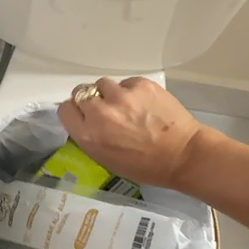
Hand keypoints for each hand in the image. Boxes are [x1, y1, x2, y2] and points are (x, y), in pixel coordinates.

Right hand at [57, 77, 208, 189]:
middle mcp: (99, 112)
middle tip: (106, 110)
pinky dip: (132, 91)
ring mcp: (121, 95)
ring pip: (103, 84)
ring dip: (110, 93)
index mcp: (88, 135)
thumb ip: (90, 136)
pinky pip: (127, 83)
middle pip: (81, 92)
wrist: (182, 155)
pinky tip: (145, 104)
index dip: (74, 111)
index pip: (65, 109)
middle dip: (91, 100)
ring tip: (126, 105)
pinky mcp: (141, 85)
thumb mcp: (105, 158)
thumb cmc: (144, 166)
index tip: (84, 115)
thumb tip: (86, 120)